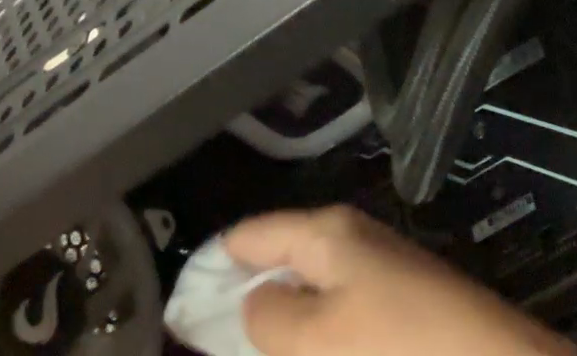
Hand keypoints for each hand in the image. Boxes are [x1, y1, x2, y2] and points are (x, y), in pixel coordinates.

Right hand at [226, 206, 576, 355]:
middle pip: (277, 261)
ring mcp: (378, 272)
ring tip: (251, 348)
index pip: (248, 235)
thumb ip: (269, 317)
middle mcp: (351, 240)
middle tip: (206, 342)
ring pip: (307, 292)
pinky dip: (314, 334)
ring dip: (279, 324)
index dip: (209, 269)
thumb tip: (255, 304)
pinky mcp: (399, 306)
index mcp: (326, 232)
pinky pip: (338, 313)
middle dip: (243, 301)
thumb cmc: (398, 349)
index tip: (177, 310)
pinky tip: (304, 350)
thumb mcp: (316, 338)